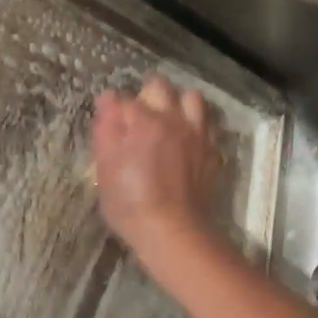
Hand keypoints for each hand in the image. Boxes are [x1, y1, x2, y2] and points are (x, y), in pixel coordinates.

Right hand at [91, 72, 218, 250]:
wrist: (173, 231)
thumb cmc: (130, 203)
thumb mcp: (105, 170)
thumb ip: (106, 130)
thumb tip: (107, 99)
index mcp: (143, 121)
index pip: (124, 99)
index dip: (114, 109)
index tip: (110, 121)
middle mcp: (173, 119)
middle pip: (160, 86)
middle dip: (147, 92)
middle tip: (139, 111)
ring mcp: (197, 134)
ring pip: (192, 97)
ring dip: (178, 102)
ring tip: (168, 118)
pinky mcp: (211, 152)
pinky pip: (207, 124)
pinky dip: (196, 124)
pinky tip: (187, 139)